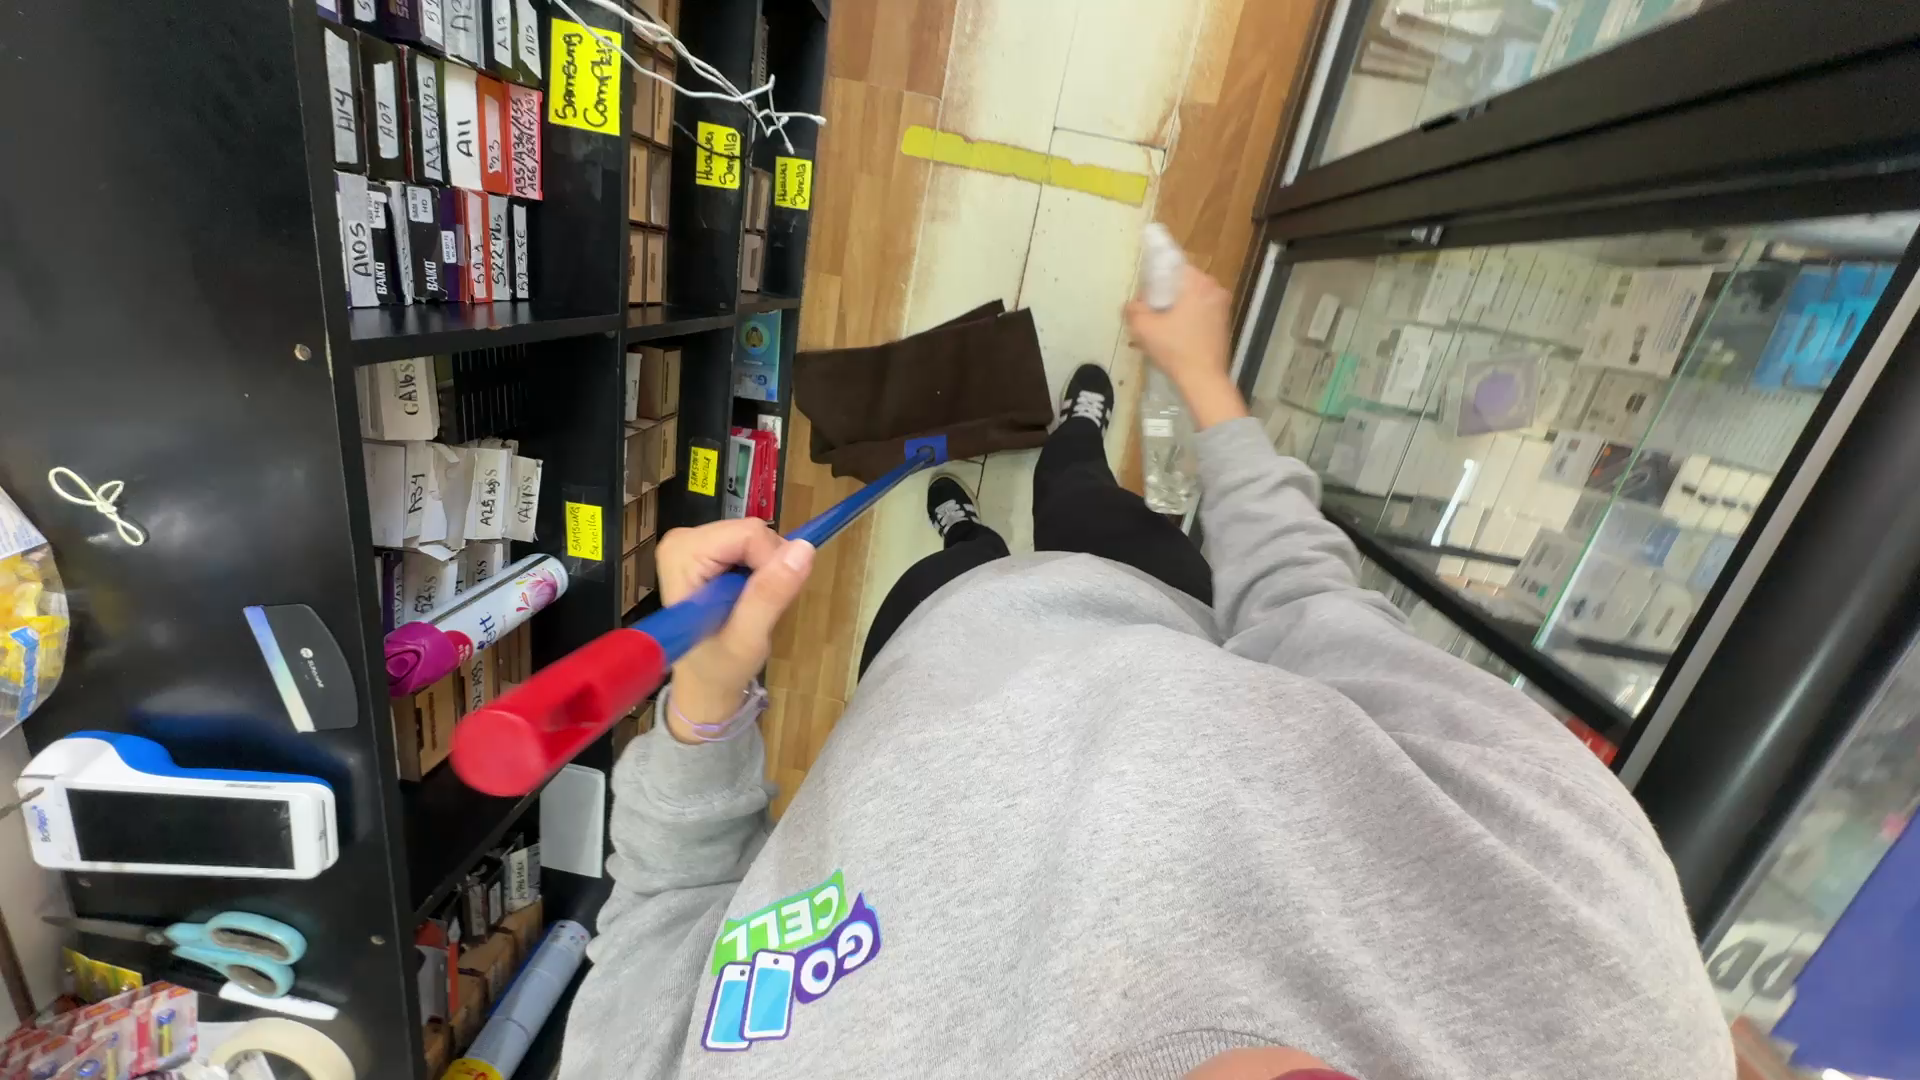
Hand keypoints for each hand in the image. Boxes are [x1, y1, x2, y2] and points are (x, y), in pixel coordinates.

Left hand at [655, 519, 813, 742]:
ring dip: (768, 569)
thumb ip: (770, 593)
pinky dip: (763, 569)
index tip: (768, 599)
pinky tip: (750, 595)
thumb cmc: (720, 667)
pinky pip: (754, 545)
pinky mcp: (709, 548)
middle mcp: (684, 540)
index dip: (772, 562)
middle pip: (753, 531)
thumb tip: (804, 548)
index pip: (749, 534)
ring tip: (754, 604)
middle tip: (761, 605)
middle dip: (769, 566)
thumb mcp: (748, 637)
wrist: (705, 682)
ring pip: (758, 536)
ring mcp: (695, 542)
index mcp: (682, 555)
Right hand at [1125, 265, 1246, 428]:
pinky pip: (1201, 313)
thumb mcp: (1144, 328)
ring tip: (1161, 330)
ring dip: (1176, 310)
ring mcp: (1223, 307)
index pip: (1172, 268)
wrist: (1204, 379)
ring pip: (1192, 300)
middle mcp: (1215, 288)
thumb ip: (1133, 309)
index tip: (1146, 299)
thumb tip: (1132, 304)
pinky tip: (1176, 339)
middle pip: (1182, 285)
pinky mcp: (1225, 323)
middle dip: (1165, 297)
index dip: (1155, 282)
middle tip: (1150, 317)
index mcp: (1197, 283)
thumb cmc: (1175, 349)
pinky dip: (1188, 321)